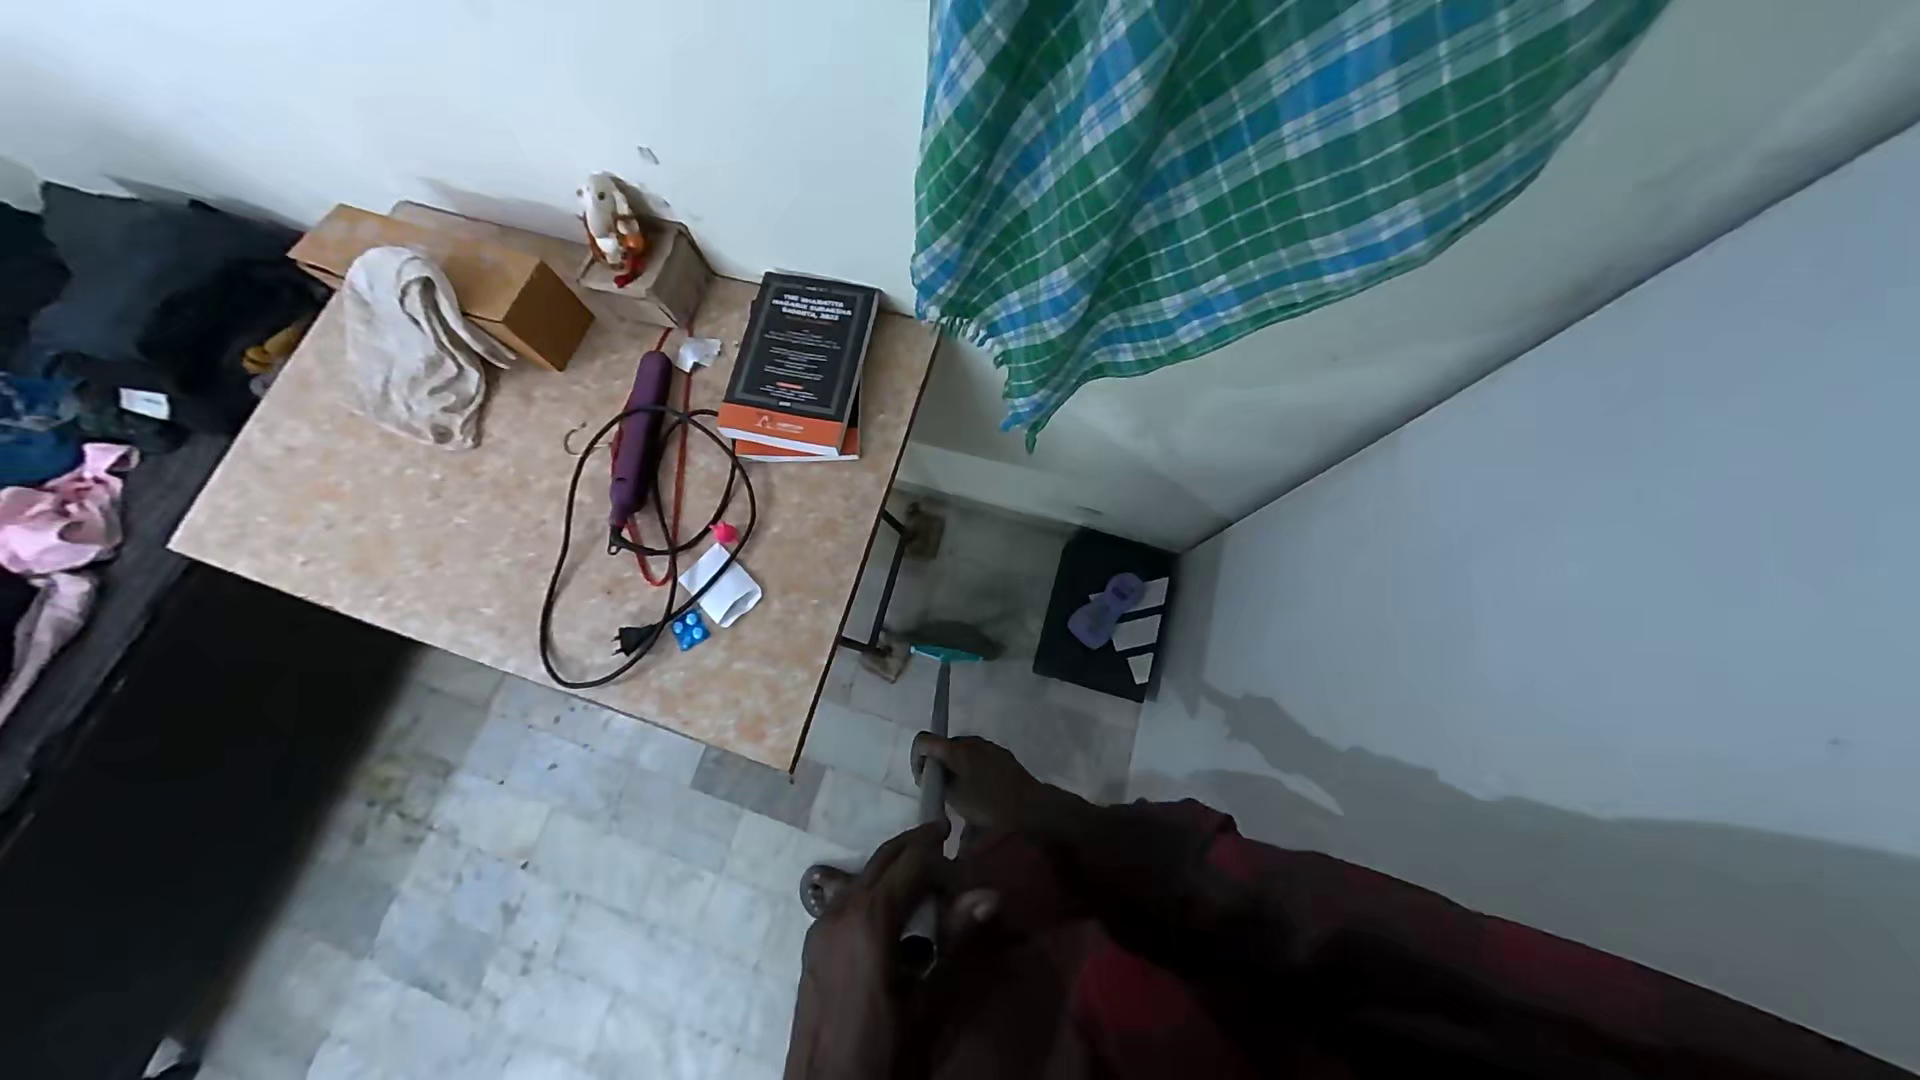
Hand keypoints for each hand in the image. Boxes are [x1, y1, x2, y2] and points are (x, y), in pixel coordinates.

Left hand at [787, 820, 947, 1079]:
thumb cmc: (885, 1053)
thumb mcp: (930, 1001)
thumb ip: (957, 940)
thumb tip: (991, 894)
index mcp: (870, 917)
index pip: (914, 862)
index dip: (942, 858)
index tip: (966, 864)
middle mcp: (841, 909)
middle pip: (884, 856)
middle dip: (916, 843)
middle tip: (944, 833)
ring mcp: (821, 926)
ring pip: (864, 874)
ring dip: (895, 866)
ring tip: (926, 873)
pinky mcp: (815, 944)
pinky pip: (849, 898)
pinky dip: (876, 890)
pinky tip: (895, 914)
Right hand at [910, 733, 1082, 832]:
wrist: (1030, 806)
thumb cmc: (989, 805)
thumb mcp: (956, 801)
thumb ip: (939, 787)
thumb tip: (931, 781)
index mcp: (955, 750)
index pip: (923, 740)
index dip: (916, 758)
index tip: (923, 780)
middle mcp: (970, 741)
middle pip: (942, 747)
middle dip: (937, 766)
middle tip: (942, 792)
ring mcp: (987, 746)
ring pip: (961, 753)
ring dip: (956, 769)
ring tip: (963, 795)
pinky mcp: (1001, 754)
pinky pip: (978, 757)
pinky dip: (972, 770)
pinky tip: (982, 792)